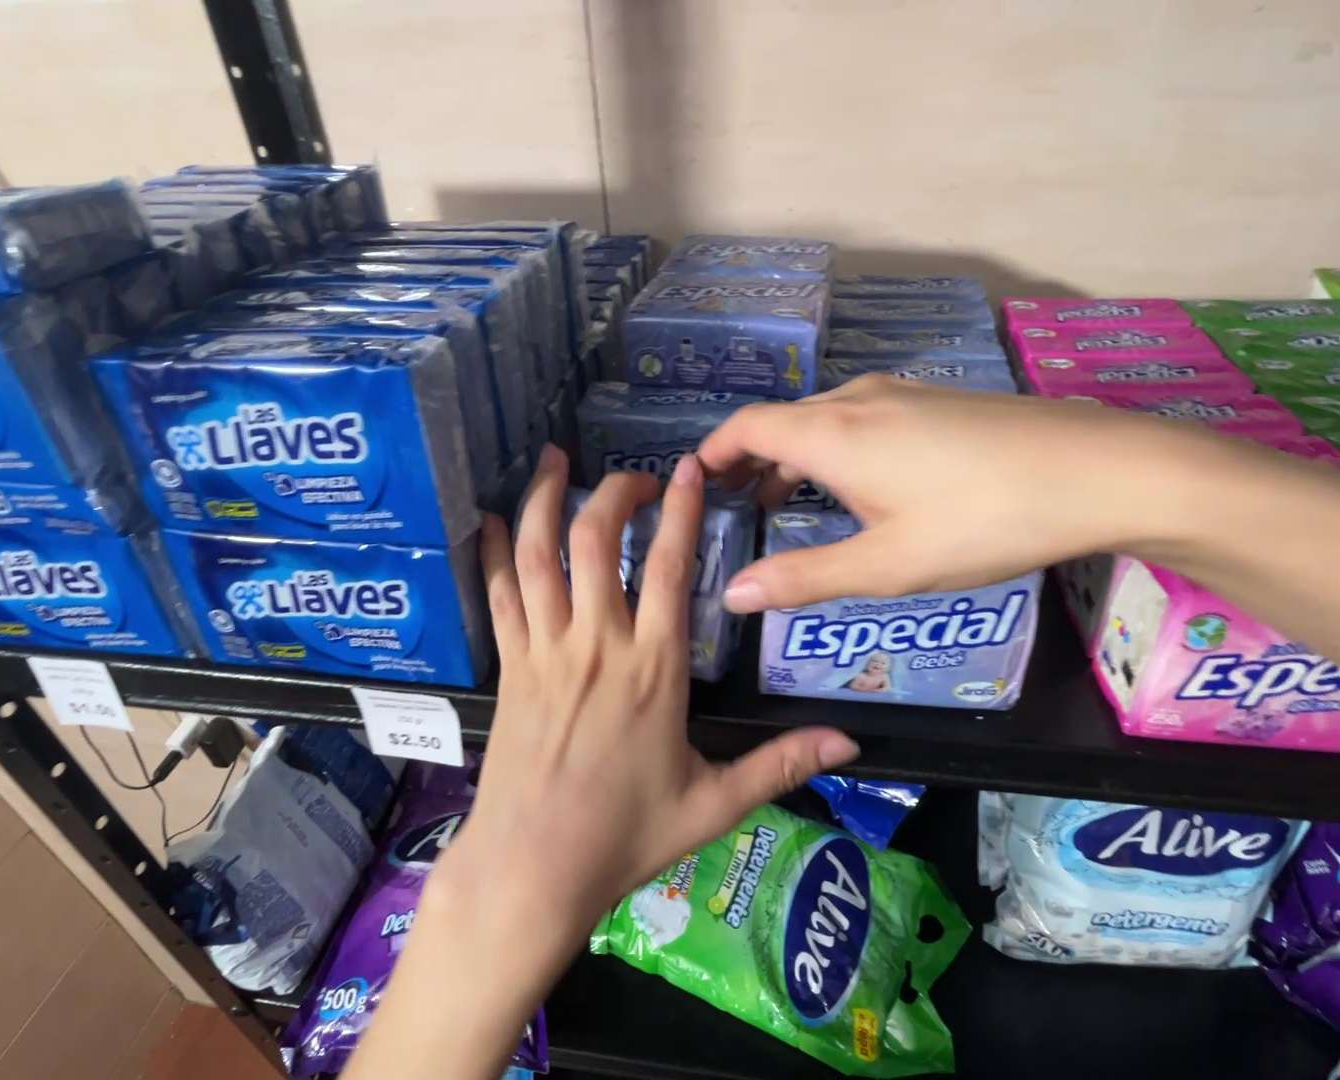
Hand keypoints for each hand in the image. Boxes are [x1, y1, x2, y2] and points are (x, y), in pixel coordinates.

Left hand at [438, 443, 858, 958]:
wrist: (533, 870)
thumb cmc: (625, 838)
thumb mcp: (713, 804)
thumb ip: (779, 764)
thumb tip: (850, 744)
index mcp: (655, 670)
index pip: (673, 569)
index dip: (682, 512)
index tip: (686, 470)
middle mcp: (598, 645)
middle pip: (597, 541)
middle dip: (614, 492)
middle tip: (634, 478)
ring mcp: (545, 652)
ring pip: (539, 554)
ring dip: (543, 499)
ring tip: (550, 458)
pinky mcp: (509, 668)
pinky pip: (499, 595)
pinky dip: (494, 552)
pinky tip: (490, 520)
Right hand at [697, 375, 1202, 612]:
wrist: (1098, 471)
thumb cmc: (980, 520)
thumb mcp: (884, 565)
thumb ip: (803, 577)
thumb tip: (733, 594)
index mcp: (832, 432)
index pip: (747, 426)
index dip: (714, 451)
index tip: (695, 483)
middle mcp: (858, 399)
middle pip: (782, 421)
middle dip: (748, 460)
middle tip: (734, 505)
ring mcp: (903, 394)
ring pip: (824, 419)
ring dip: (792, 456)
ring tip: (784, 501)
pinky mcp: (938, 403)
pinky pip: (861, 418)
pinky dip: (833, 448)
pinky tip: (858, 486)